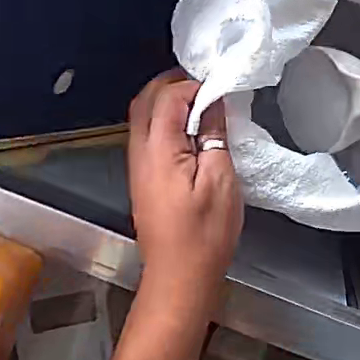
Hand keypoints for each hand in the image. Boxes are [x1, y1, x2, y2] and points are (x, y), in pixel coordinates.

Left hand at [127, 70, 243, 298]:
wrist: (180, 276)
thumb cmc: (204, 234)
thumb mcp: (220, 179)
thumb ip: (213, 135)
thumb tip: (213, 102)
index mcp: (158, 150)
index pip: (168, 97)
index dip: (194, 84)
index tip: (220, 87)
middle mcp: (140, 154)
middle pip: (145, 101)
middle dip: (173, 84)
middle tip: (205, 83)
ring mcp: (138, 168)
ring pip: (144, 118)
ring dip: (168, 102)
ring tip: (202, 103)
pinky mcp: (144, 180)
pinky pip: (149, 137)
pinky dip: (167, 123)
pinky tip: (193, 132)